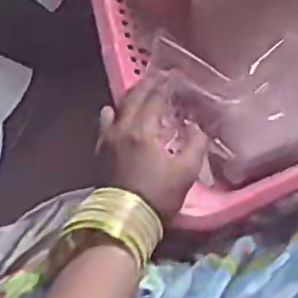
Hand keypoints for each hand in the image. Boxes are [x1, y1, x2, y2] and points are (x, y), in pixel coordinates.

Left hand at [97, 75, 210, 221]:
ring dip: (129, 98)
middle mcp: (122, 129)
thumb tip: (197, 127)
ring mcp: (107, 140)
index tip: (175, 77)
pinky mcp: (100, 152)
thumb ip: (195, 144)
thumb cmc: (158, 194)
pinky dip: (113, 114)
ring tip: (140, 93)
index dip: (166, 86)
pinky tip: (116, 115)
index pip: (155, 98)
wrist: (124, 221)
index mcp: (143, 130)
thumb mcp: (187, 170)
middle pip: (132, 98)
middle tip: (158, 77)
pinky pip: (105, 124)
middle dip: (146, 85)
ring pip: (115, 108)